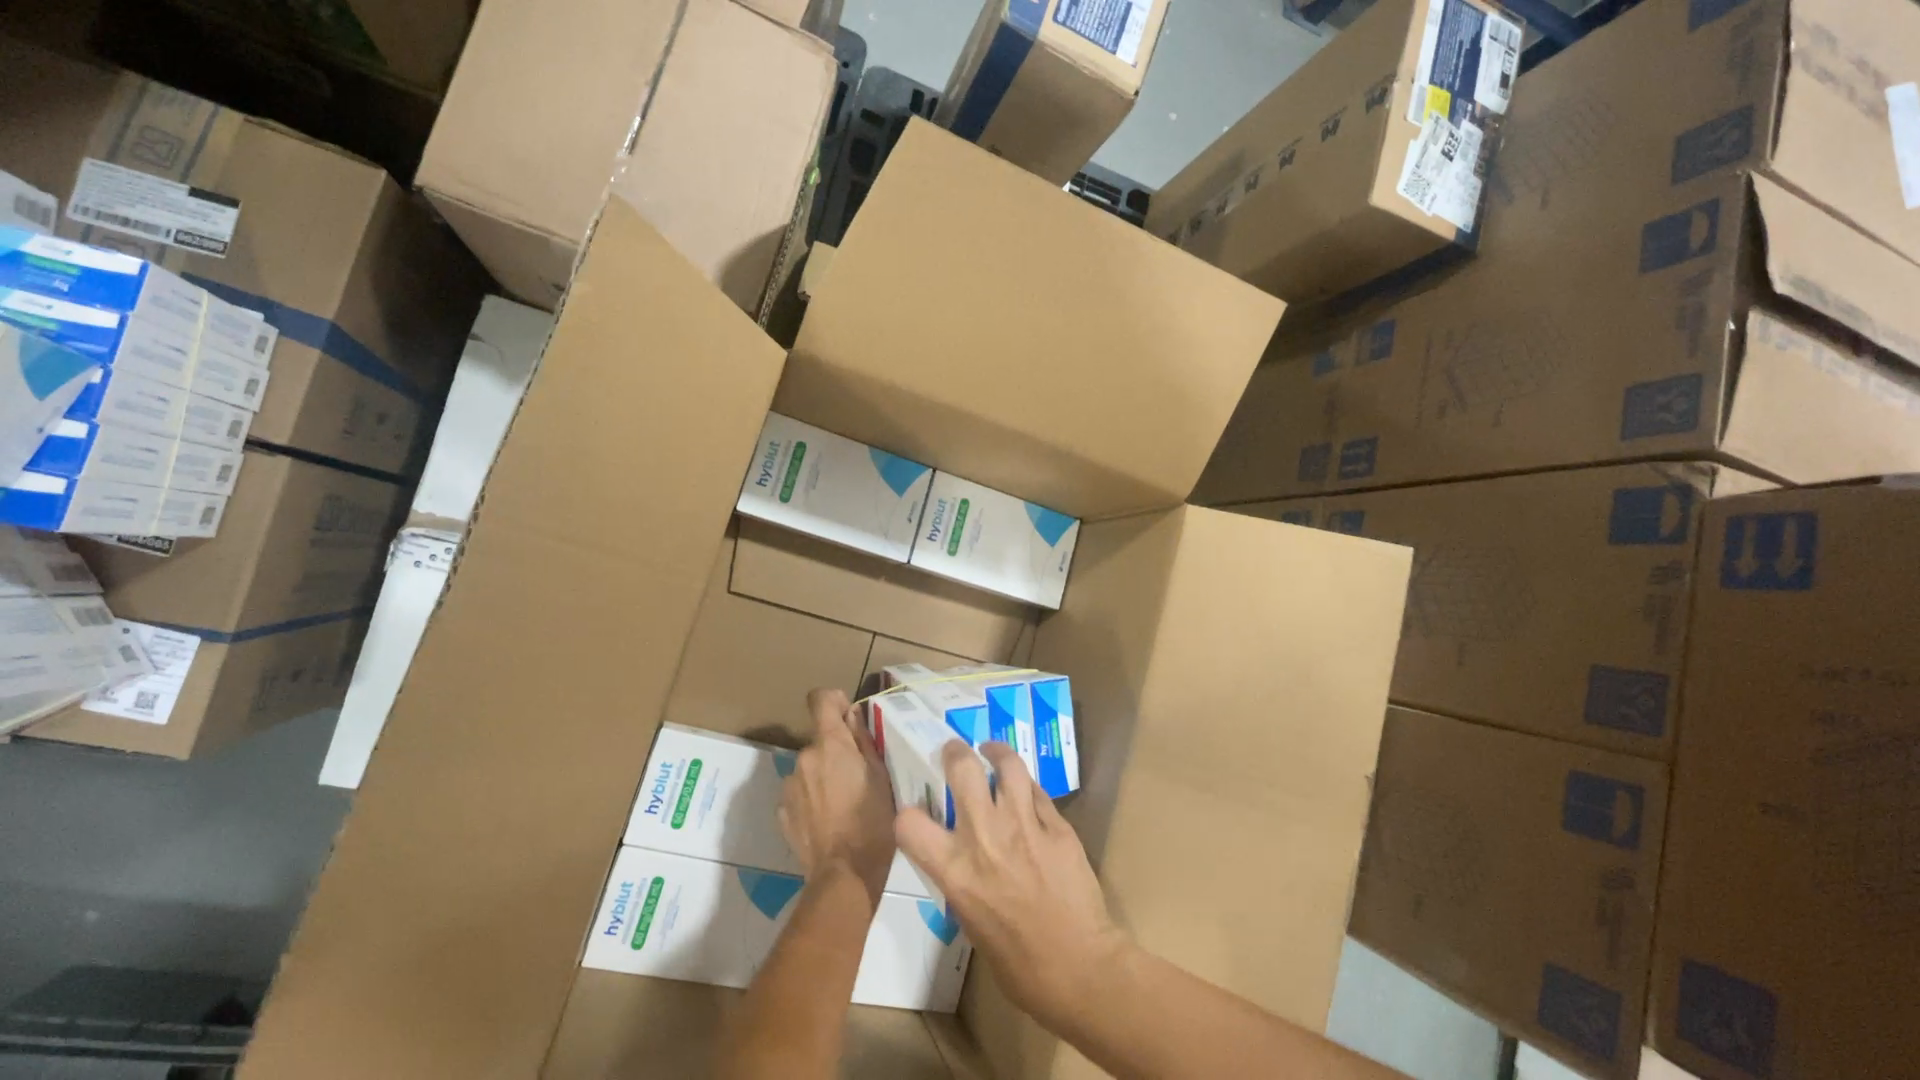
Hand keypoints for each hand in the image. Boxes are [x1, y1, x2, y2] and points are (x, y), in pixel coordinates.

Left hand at [779, 689, 897, 900]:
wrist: (845, 874)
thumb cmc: (873, 822)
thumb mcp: (881, 777)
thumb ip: (864, 740)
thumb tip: (853, 714)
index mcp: (830, 744)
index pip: (820, 699)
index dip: (833, 702)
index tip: (848, 717)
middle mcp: (803, 758)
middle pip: (819, 741)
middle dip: (835, 752)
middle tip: (858, 777)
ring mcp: (789, 786)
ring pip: (809, 769)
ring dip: (823, 777)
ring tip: (844, 804)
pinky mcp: (781, 812)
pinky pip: (799, 794)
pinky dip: (812, 800)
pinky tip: (828, 821)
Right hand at [895, 740, 1128, 1028]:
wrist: (1079, 968)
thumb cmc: (1017, 963)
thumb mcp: (969, 921)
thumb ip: (959, 879)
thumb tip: (960, 858)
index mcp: (955, 869)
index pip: (908, 822)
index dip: (908, 815)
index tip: (917, 814)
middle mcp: (985, 837)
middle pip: (962, 769)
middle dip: (955, 753)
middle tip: (956, 753)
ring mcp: (1025, 826)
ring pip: (1008, 766)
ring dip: (997, 754)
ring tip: (993, 753)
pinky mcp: (1059, 827)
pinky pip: (1038, 793)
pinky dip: (1027, 788)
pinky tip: (1026, 792)